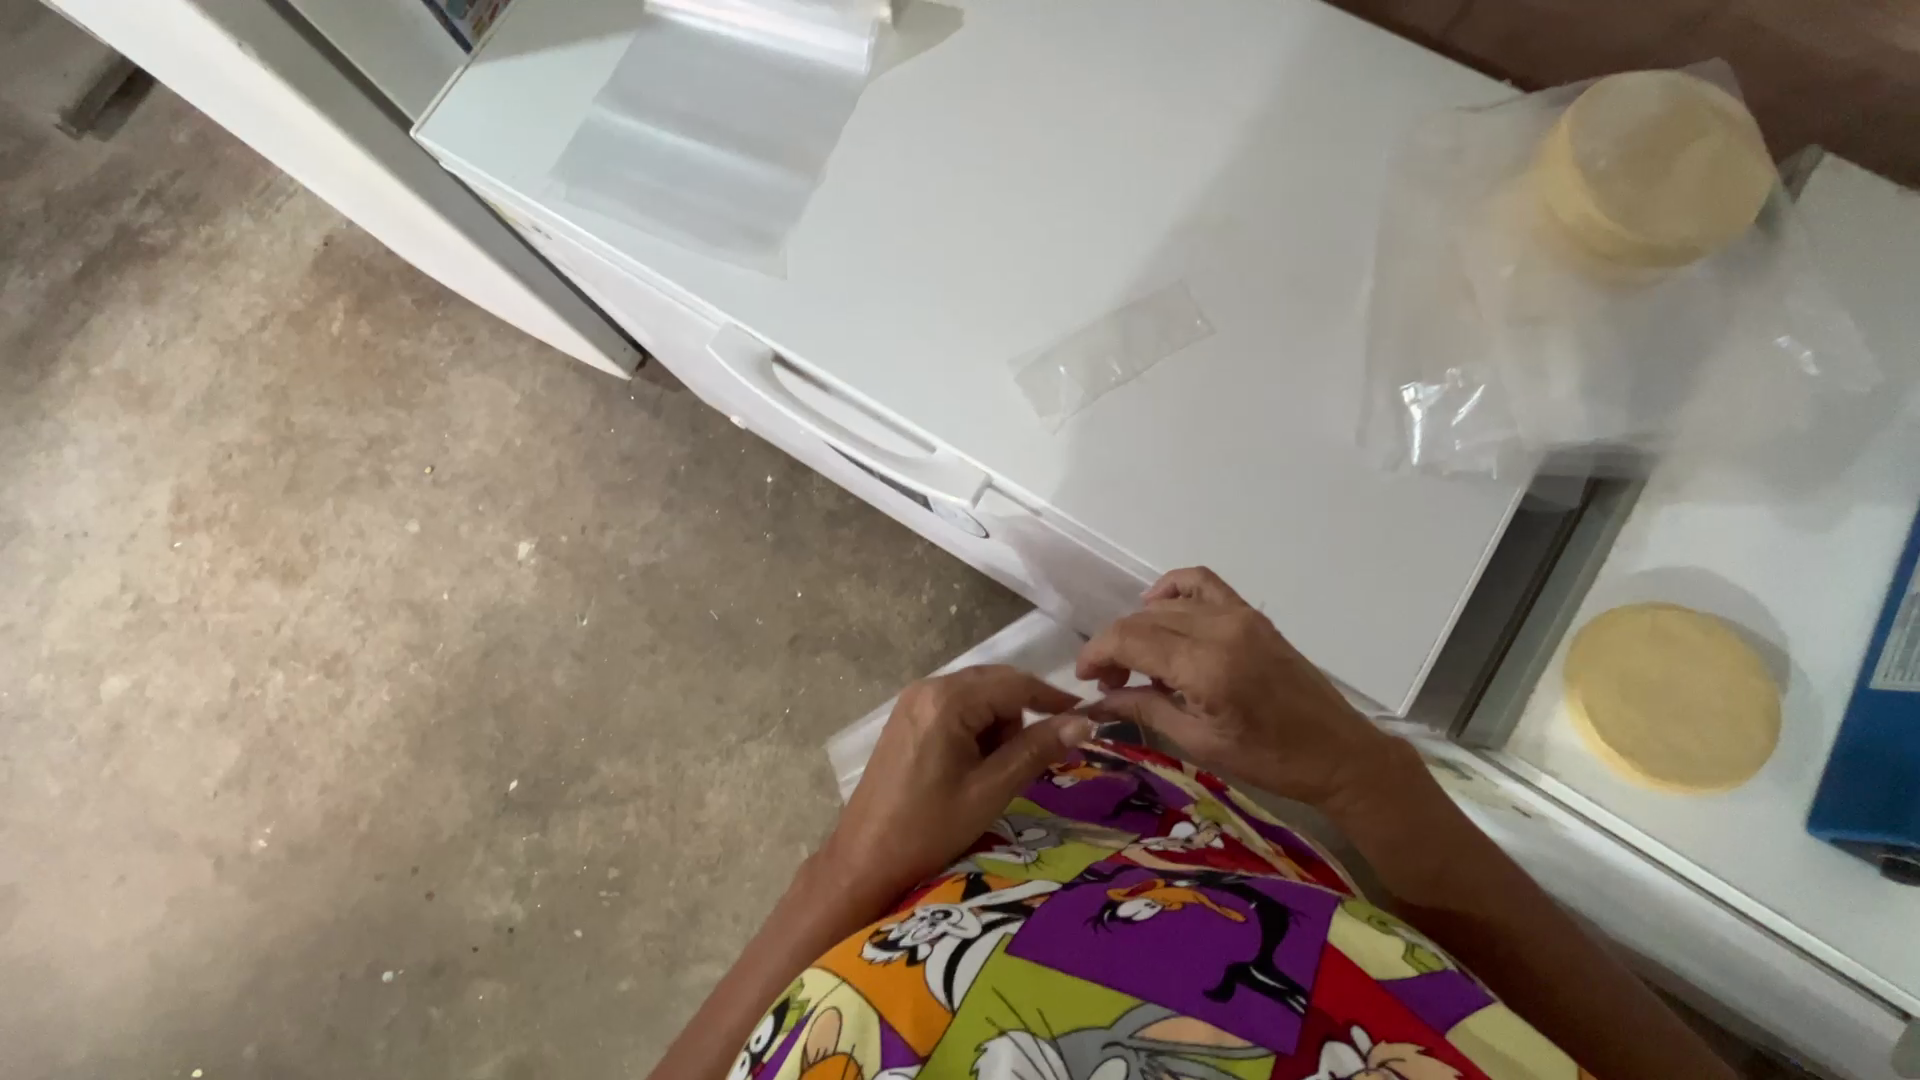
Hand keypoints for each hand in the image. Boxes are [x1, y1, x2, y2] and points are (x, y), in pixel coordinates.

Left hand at [822, 665, 1091, 903]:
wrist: (865, 858)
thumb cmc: (929, 828)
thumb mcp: (990, 790)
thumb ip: (1035, 750)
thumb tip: (1083, 722)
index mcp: (947, 700)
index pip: (1015, 684)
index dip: (1053, 698)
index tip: (1086, 716)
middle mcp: (928, 687)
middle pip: (995, 683)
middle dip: (1022, 714)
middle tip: (1040, 755)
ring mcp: (913, 700)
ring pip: (977, 695)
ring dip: (998, 724)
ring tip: (995, 772)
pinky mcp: (907, 717)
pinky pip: (956, 707)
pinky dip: (976, 728)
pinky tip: (974, 765)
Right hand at [1077, 566, 1393, 807]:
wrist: (1337, 752)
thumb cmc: (1268, 760)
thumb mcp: (1198, 742)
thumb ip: (1144, 709)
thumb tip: (1097, 701)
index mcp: (1205, 667)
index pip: (1129, 640)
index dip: (1097, 654)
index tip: (1085, 678)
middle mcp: (1218, 629)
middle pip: (1142, 620)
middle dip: (1113, 646)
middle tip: (1107, 682)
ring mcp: (1238, 616)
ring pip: (1166, 605)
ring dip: (1138, 627)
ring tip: (1133, 663)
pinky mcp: (1251, 614)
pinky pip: (1202, 582)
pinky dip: (1171, 588)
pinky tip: (1156, 607)